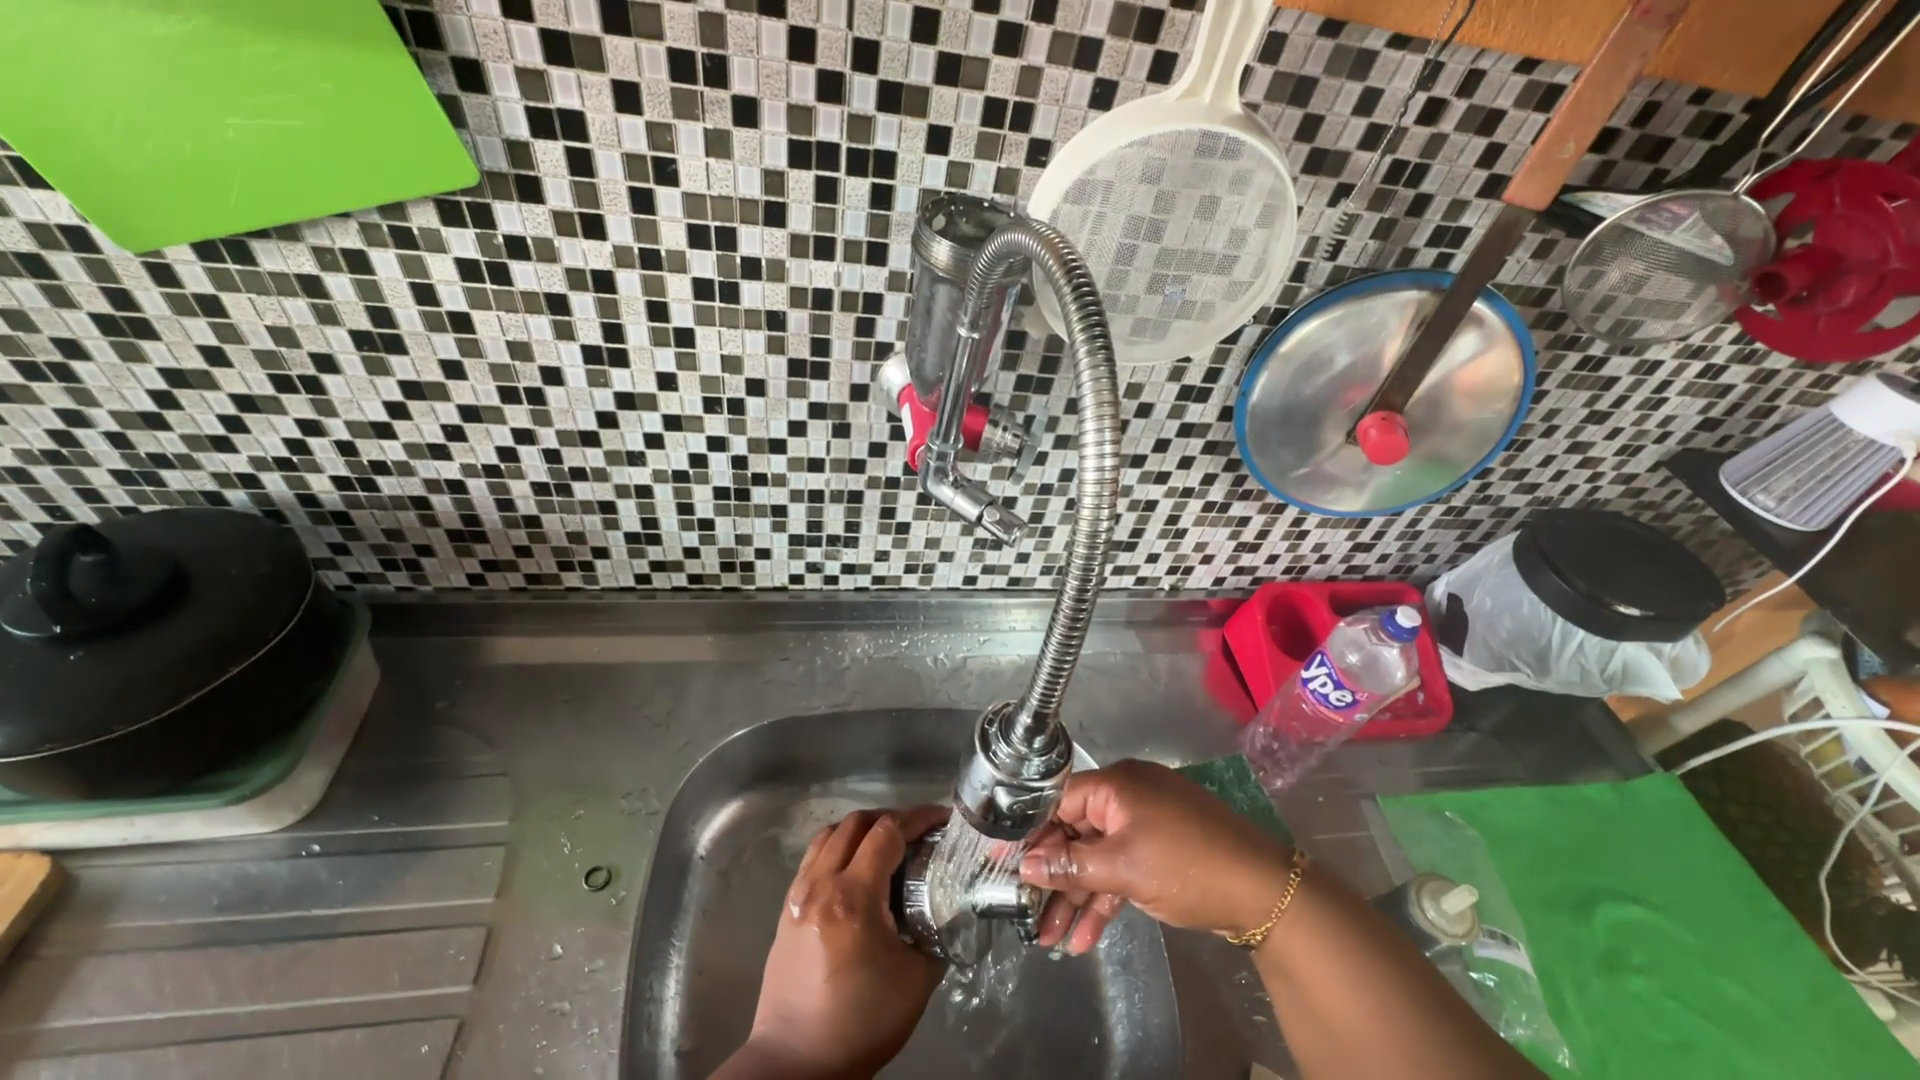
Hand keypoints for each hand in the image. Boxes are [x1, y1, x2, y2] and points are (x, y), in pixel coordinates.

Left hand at [720, 806, 948, 1079]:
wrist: (798, 1059)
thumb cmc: (862, 1021)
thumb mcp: (917, 978)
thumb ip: (937, 932)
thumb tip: (950, 908)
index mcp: (853, 898)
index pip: (887, 832)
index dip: (918, 818)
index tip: (942, 819)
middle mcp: (820, 885)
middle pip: (855, 824)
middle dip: (891, 818)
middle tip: (920, 831)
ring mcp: (797, 895)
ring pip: (828, 836)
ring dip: (861, 830)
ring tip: (888, 845)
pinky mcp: (786, 909)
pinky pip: (813, 859)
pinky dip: (838, 849)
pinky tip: (858, 870)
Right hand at [1018, 759, 1294, 953]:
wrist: (1264, 892)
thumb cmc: (1186, 866)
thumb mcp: (1122, 868)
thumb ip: (1070, 866)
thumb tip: (1024, 865)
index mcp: (1117, 785)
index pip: (1057, 800)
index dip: (1029, 832)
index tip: (1002, 862)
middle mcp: (1127, 798)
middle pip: (1074, 833)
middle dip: (1050, 876)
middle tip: (1024, 911)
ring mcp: (1145, 826)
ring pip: (1095, 859)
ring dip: (1073, 898)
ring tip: (1048, 939)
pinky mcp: (1160, 853)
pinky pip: (1119, 872)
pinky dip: (1103, 900)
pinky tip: (1083, 940)